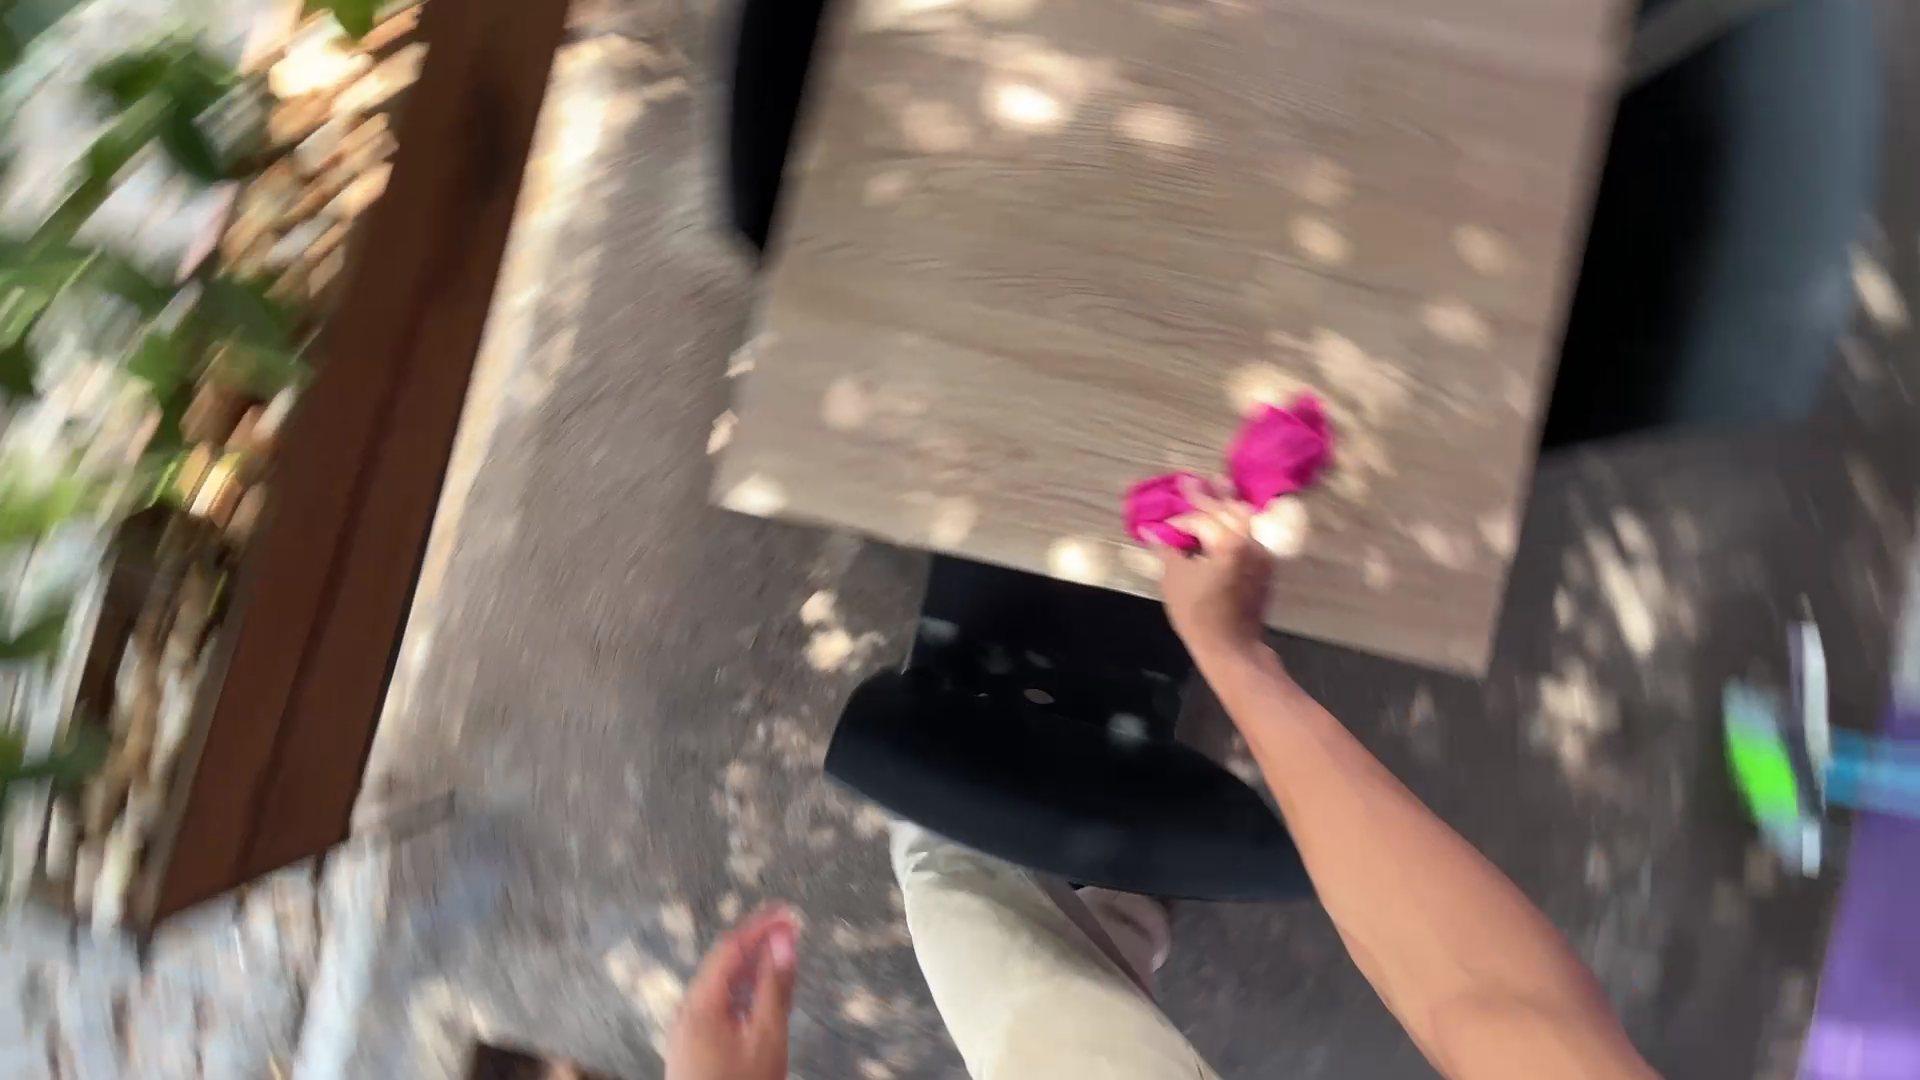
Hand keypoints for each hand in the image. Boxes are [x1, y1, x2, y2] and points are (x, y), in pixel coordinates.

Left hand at [665, 905, 800, 1079]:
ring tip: (782, 955)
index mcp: (700, 1004)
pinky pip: (718, 1003)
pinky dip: (742, 988)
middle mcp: (686, 1011)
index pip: (731, 947)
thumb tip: (785, 939)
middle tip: (790, 929)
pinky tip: (762, 993)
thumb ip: (776, 985)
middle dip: (757, 941)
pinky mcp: (692, 1047)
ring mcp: (686, 1031)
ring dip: (751, 965)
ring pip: (721, 983)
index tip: (789, 913)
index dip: (761, 925)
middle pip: (722, 963)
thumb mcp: (766, 1037)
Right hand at [1153, 480, 1273, 657]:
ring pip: (1246, 518)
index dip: (1178, 522)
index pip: (1200, 521)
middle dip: (1207, 496)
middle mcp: (1250, 543)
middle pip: (1227, 510)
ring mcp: (1262, 554)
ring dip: (1228, 502)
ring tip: (1219, 483)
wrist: (1231, 646)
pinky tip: (1231, 514)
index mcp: (1227, 544)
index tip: (1162, 524)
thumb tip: (1151, 531)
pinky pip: (1252, 533)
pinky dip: (1239, 520)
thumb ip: (1167, 550)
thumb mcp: (1175, 580)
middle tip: (1190, 480)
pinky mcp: (1265, 566)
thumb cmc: (1197, 614)